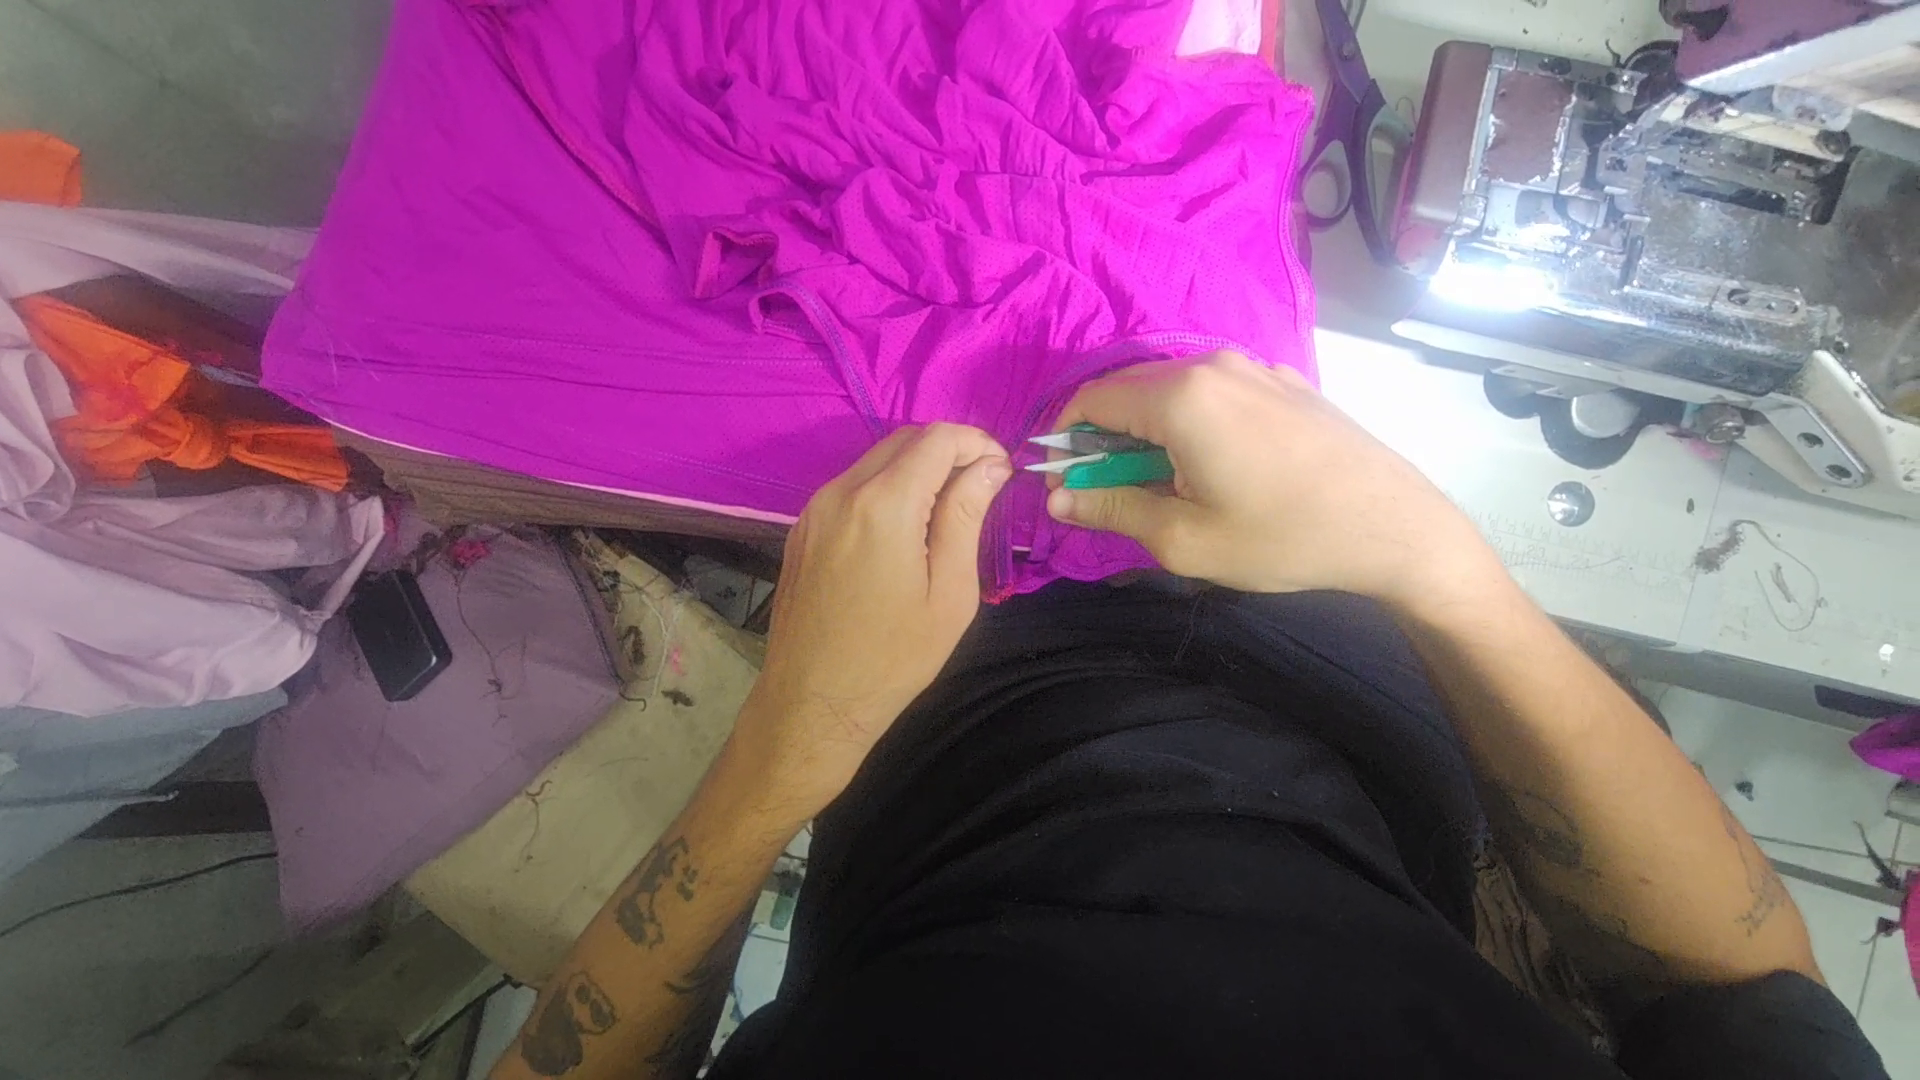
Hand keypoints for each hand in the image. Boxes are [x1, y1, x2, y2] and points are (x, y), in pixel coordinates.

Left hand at [734, 423, 1011, 810]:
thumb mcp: (950, 592)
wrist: (813, 702)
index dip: (977, 443)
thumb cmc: (893, 657)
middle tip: (981, 487)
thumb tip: (991, 467)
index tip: (1002, 470)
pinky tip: (905, 528)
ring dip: (917, 468)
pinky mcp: (803, 528)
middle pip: (904, 439)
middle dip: (949, 450)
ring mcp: (815, 508)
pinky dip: (886, 488)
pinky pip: (852, 486)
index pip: (937, 438)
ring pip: (875, 459)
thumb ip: (966, 517)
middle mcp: (842, 491)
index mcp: (883, 503)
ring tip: (948, 510)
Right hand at [1045, 351, 1500, 604]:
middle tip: (1108, 492)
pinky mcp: (1284, 382)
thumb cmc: (1281, 538)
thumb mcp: (1182, 539)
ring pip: (1171, 390)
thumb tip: (1056, 497)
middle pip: (1129, 390)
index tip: (1061, 481)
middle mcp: (1212, 364)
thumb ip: (1110, 509)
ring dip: (1146, 432)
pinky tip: (1212, 467)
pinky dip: (1188, 423)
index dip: (1063, 439)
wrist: (1395, 528)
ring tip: (1163, 485)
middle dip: (1103, 438)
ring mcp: (1254, 367)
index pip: (1091, 399)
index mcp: (1180, 396)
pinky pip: (1212, 393)